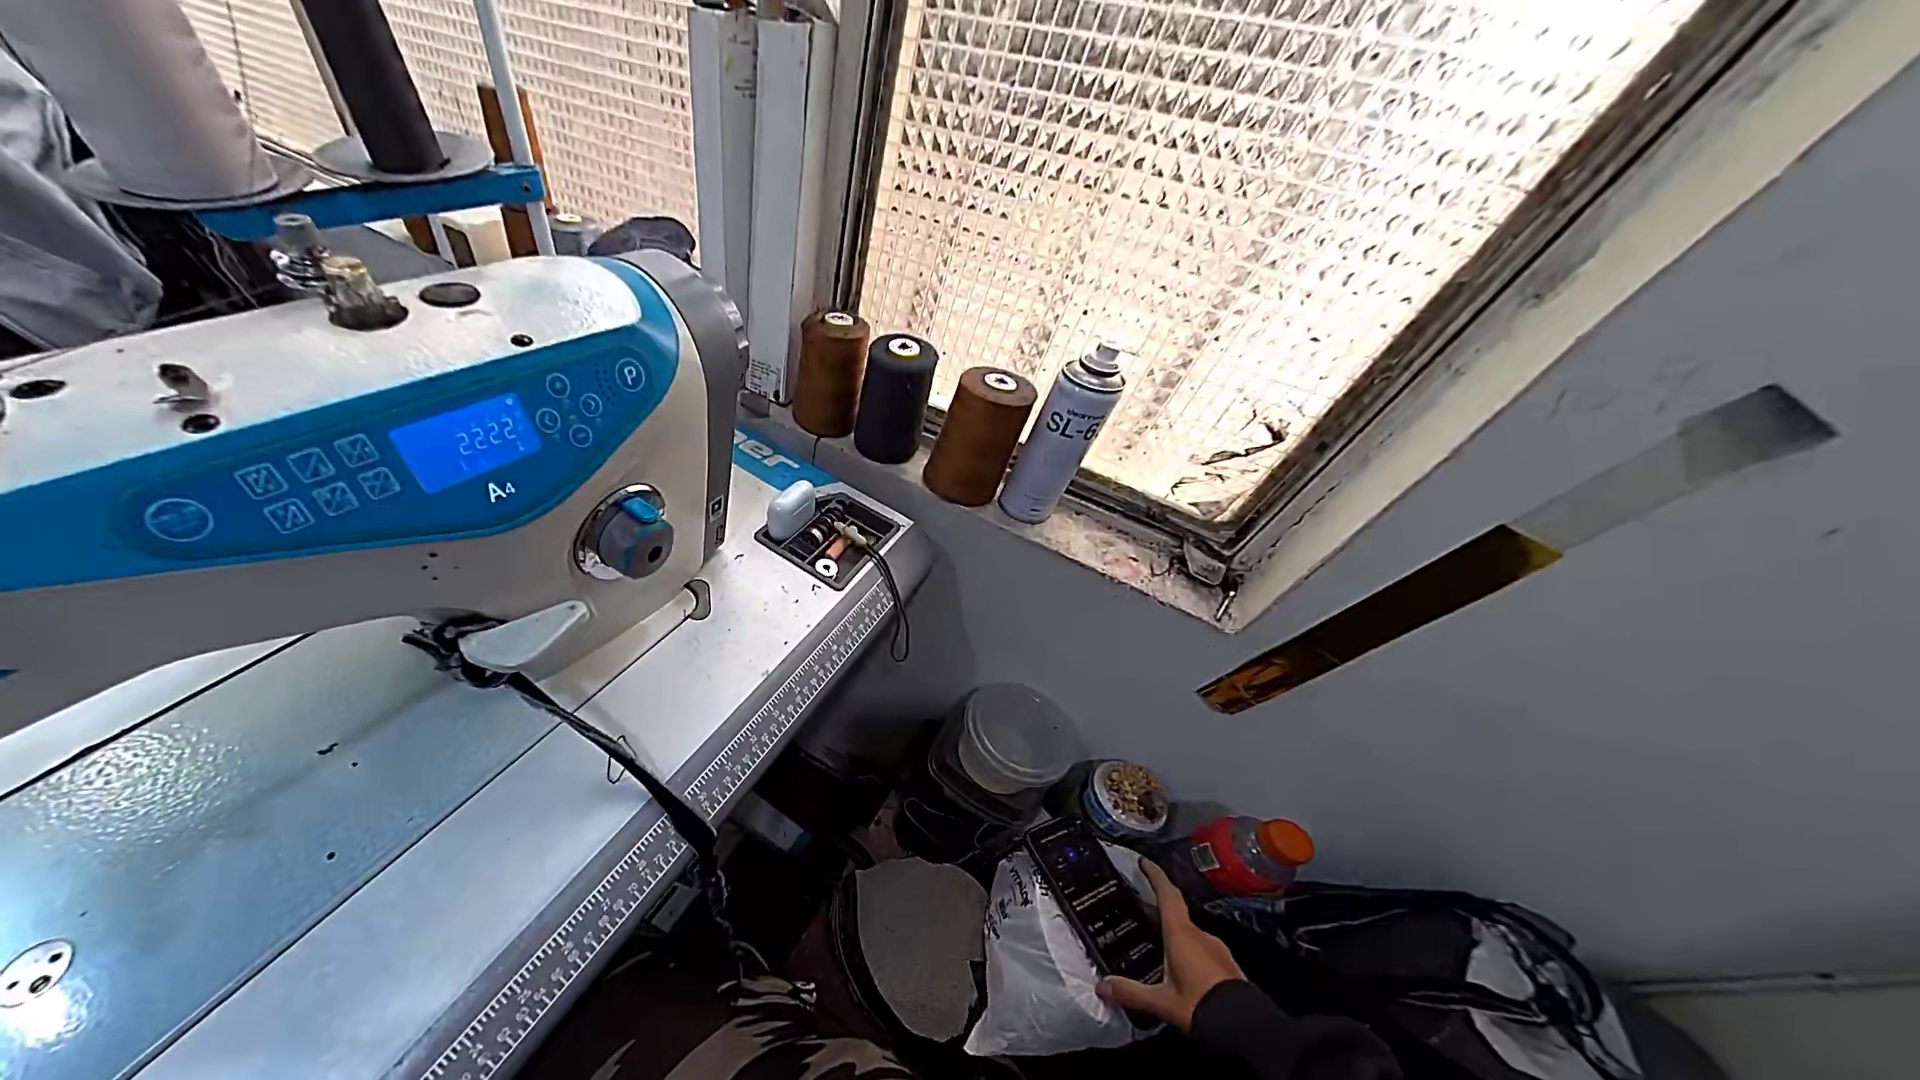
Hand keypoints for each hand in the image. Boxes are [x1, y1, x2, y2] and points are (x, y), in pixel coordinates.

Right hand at [1096, 859, 1245, 1031]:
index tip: (1145, 862)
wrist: (1248, 1029)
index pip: (1167, 894)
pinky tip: (1182, 967)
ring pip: (1190, 931)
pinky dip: (1188, 948)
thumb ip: (1131, 993)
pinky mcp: (1226, 964)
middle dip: (1159, 906)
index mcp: (1181, 933)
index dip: (1156, 875)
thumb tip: (1100, 987)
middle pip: (1177, 911)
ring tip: (1159, 940)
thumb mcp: (1162, 1002)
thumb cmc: (1202, 1006)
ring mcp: (1216, 948)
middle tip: (1141, 906)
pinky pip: (1202, 947)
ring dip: (1175, 930)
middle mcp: (1200, 934)